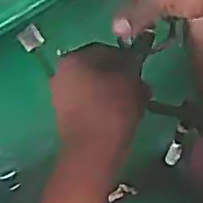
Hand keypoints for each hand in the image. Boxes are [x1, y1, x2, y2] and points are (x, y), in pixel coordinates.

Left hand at [51, 43, 146, 171]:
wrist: (92, 153)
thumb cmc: (112, 111)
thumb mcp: (130, 81)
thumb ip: (131, 64)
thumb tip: (132, 60)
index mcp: (73, 59)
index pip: (105, 49)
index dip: (127, 58)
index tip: (142, 71)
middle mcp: (61, 74)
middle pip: (98, 69)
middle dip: (121, 78)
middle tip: (141, 89)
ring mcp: (60, 97)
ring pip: (95, 88)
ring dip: (115, 93)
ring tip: (136, 105)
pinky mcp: (66, 118)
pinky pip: (90, 105)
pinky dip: (105, 107)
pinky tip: (122, 117)